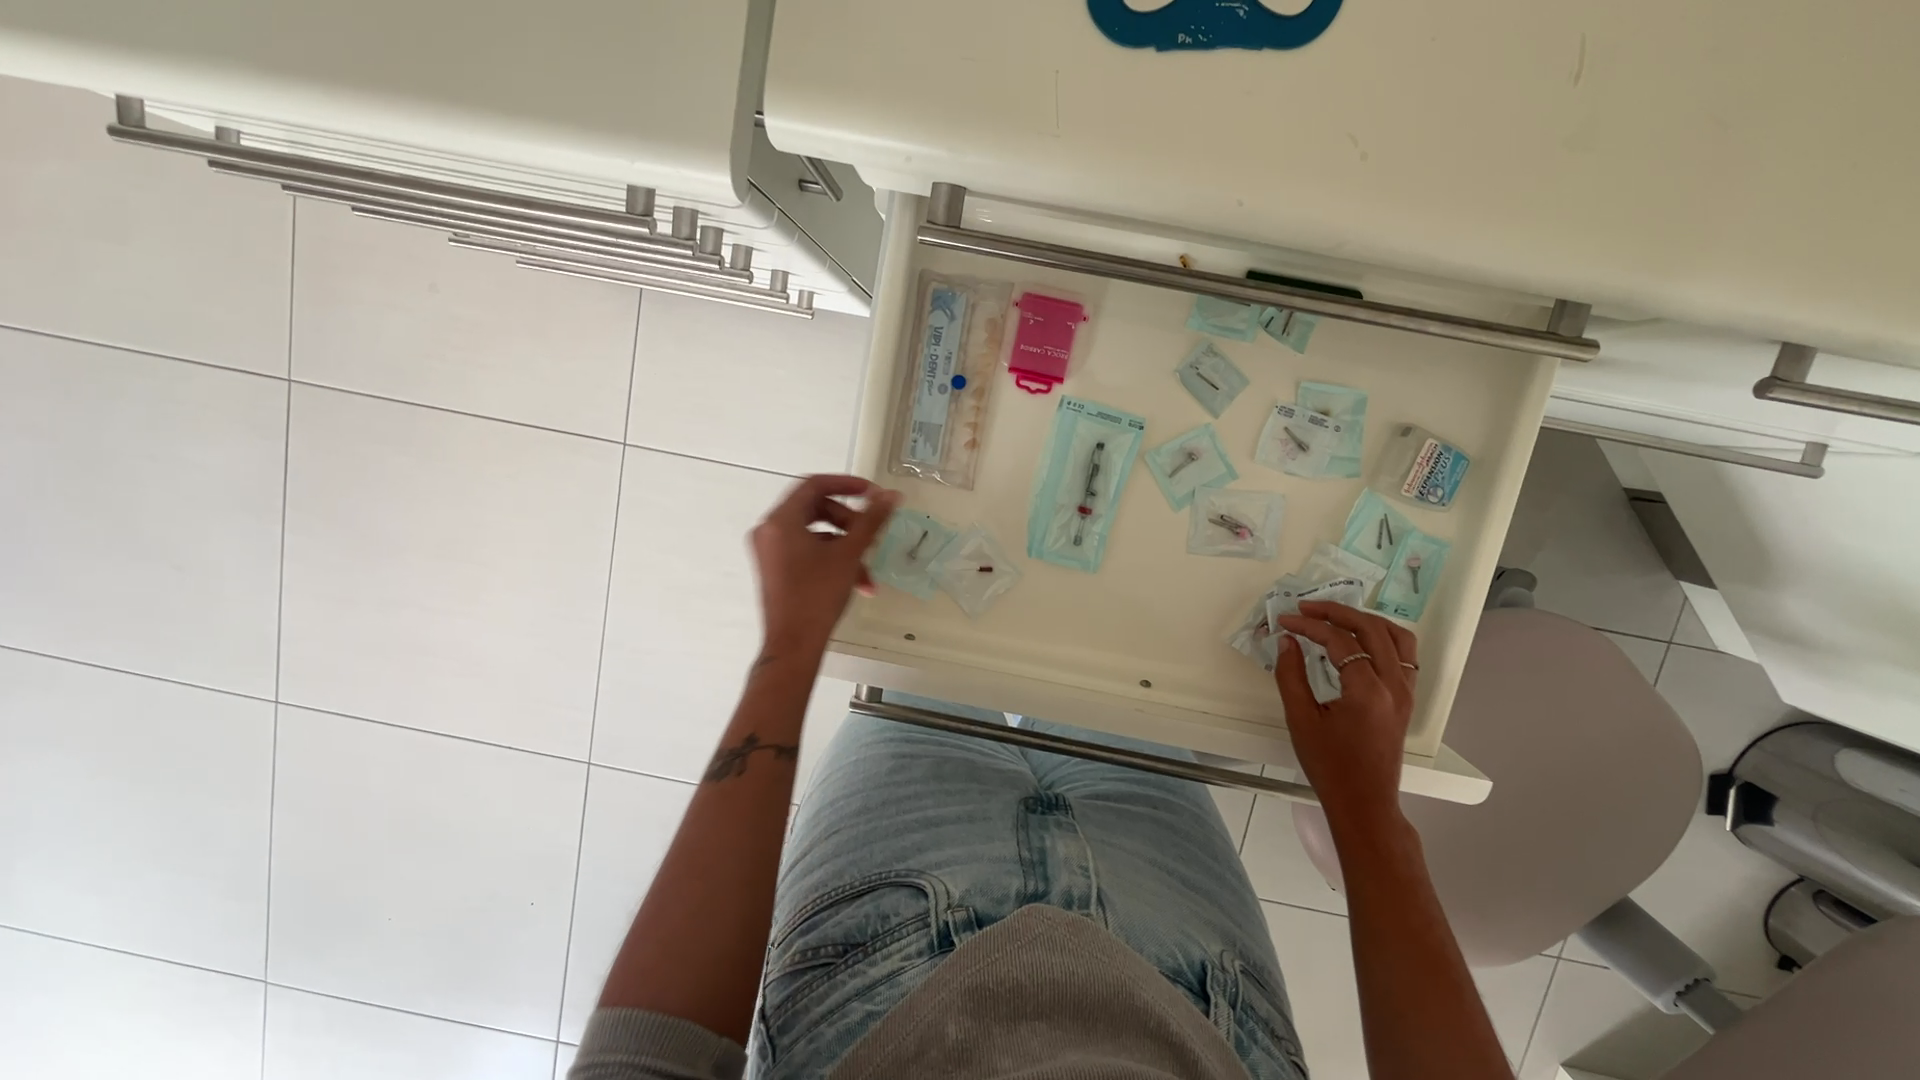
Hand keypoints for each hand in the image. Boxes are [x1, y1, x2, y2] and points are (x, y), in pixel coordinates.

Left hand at [750, 474, 898, 654]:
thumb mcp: (849, 554)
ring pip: (814, 534)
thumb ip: (871, 520)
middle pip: (815, 509)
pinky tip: (856, 581)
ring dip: (845, 546)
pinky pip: (806, 551)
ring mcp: (769, 551)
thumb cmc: (818, 595)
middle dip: (849, 522)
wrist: (793, 644)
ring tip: (867, 571)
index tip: (873, 494)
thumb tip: (891, 495)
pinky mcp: (775, 569)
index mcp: (780, 520)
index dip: (847, 485)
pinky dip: (831, 559)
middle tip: (871, 535)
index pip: (815, 485)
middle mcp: (769, 530)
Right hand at [1273, 601, 1419, 832]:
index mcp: (1368, 691)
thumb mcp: (1301, 720)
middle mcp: (1395, 685)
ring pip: (1396, 637)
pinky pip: (1405, 654)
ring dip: (1365, 620)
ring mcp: (1406, 691)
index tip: (1285, 623)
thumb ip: (1291, 675)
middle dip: (1336, 613)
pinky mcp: (1408, 699)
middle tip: (1306, 609)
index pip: (1339, 641)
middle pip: (1371, 629)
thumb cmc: (1329, 766)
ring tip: (1335, 617)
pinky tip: (1362, 639)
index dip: (1309, 627)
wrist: (1364, 802)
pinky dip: (1383, 637)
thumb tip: (1287, 642)